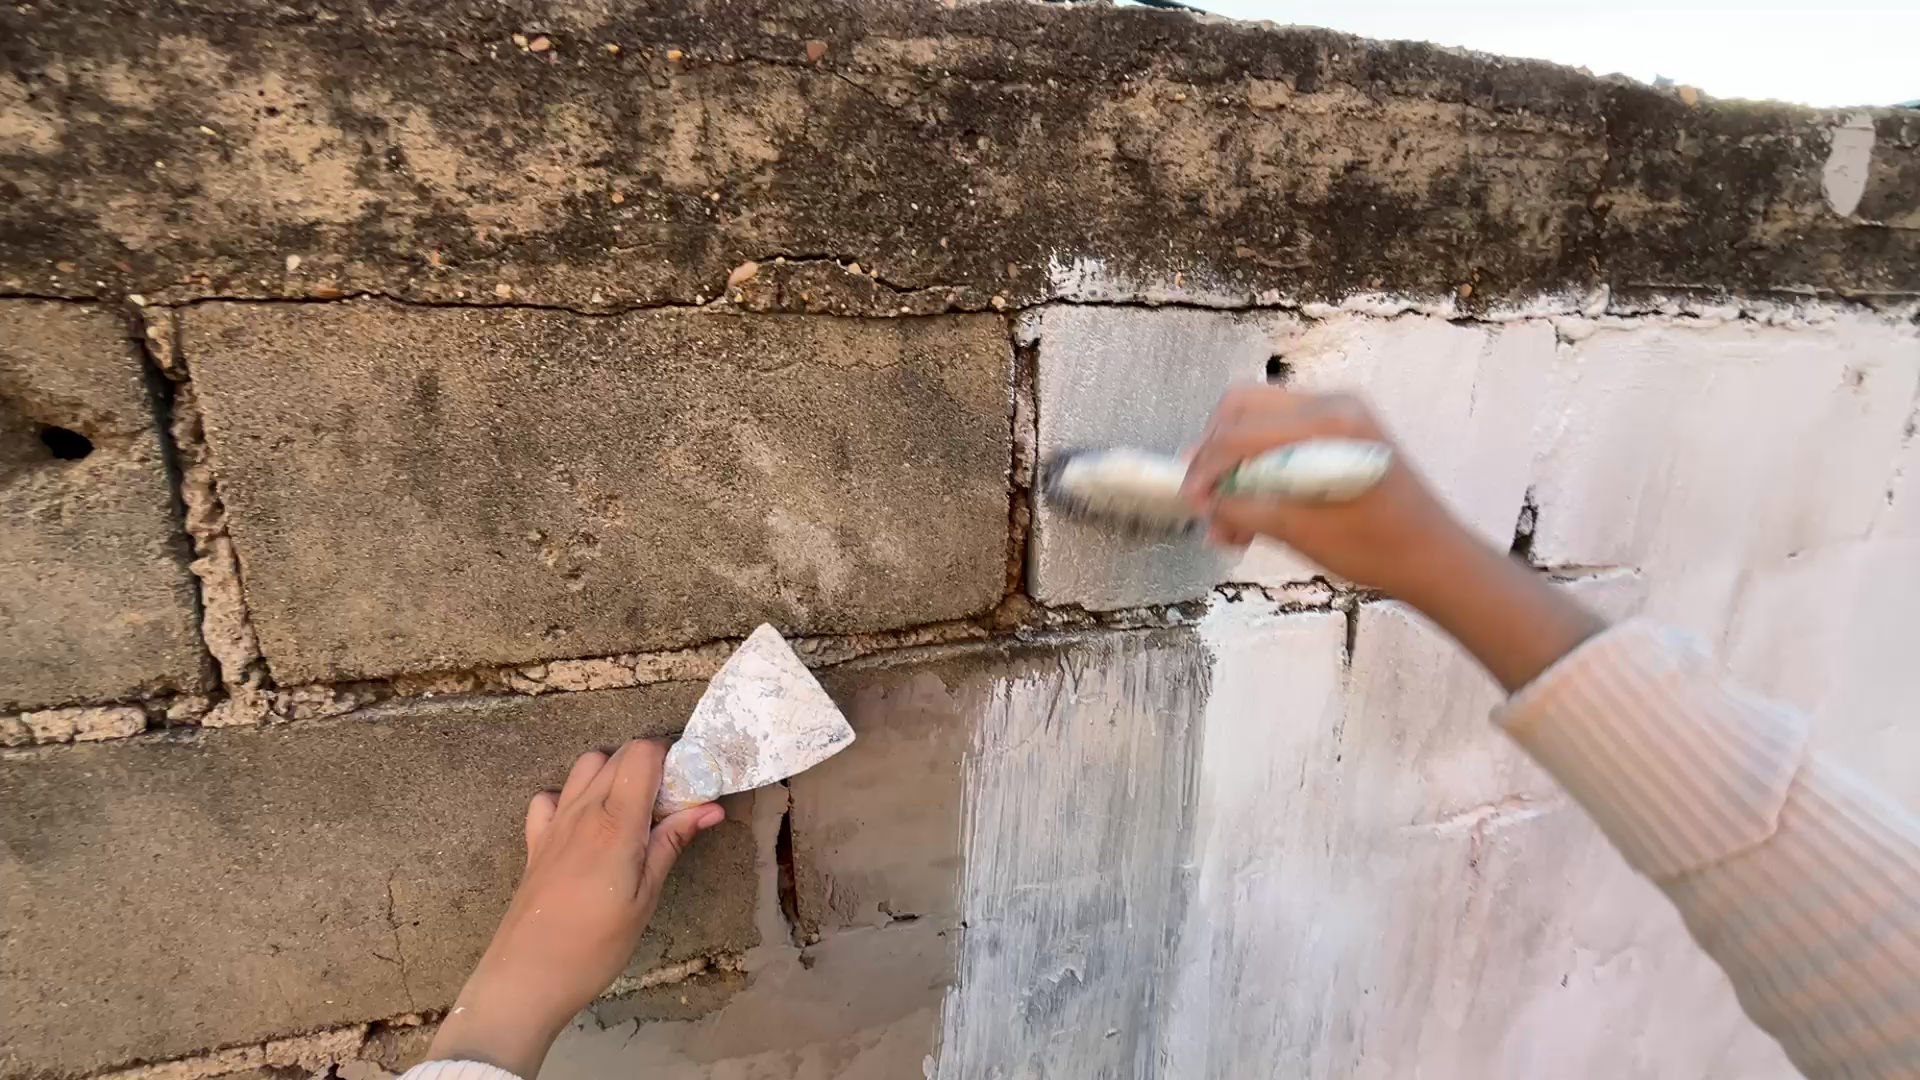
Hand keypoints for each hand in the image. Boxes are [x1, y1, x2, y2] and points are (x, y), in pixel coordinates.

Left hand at [427, 740, 724, 1077]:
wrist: (524, 983)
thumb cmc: (595, 944)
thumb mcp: (646, 896)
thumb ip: (674, 842)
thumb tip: (712, 807)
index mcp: (616, 821)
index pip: (642, 752)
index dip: (669, 754)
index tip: (687, 779)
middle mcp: (584, 810)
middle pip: (619, 753)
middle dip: (650, 761)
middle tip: (669, 798)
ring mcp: (555, 823)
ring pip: (586, 765)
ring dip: (613, 770)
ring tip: (631, 805)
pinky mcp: (535, 841)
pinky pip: (551, 797)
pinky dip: (570, 796)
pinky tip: (585, 822)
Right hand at [1179, 387, 1477, 604]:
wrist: (1434, 558)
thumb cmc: (1374, 547)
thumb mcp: (1298, 530)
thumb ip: (1242, 508)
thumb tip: (1201, 501)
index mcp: (1327, 424)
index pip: (1239, 432)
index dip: (1204, 467)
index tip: (1190, 502)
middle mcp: (1331, 404)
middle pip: (1242, 408)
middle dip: (1213, 452)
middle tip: (1204, 495)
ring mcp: (1337, 413)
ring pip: (1257, 421)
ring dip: (1233, 466)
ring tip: (1226, 522)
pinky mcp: (1339, 430)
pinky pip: (1280, 436)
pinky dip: (1258, 469)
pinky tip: (1250, 515)